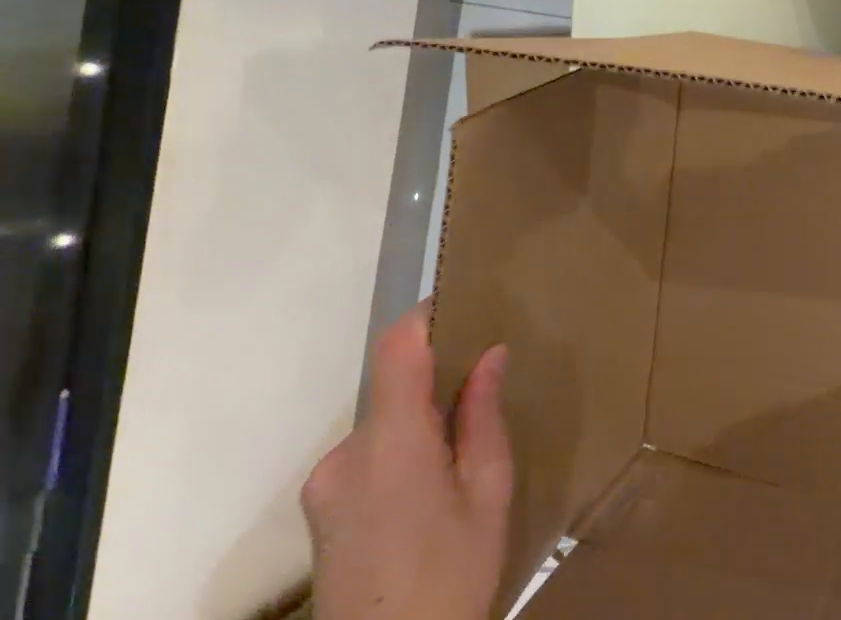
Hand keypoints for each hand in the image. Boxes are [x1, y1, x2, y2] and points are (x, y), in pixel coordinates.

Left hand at [301, 306, 510, 619]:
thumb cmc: (455, 568)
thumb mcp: (489, 490)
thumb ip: (483, 417)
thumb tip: (489, 354)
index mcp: (392, 444)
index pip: (396, 351)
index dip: (425, 317)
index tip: (462, 302)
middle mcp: (346, 454)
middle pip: (393, 391)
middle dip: (438, 387)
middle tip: (488, 403)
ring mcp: (325, 483)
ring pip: (384, 427)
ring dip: (421, 426)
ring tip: (464, 465)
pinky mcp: (320, 508)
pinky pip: (367, 456)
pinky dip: (402, 453)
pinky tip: (431, 495)